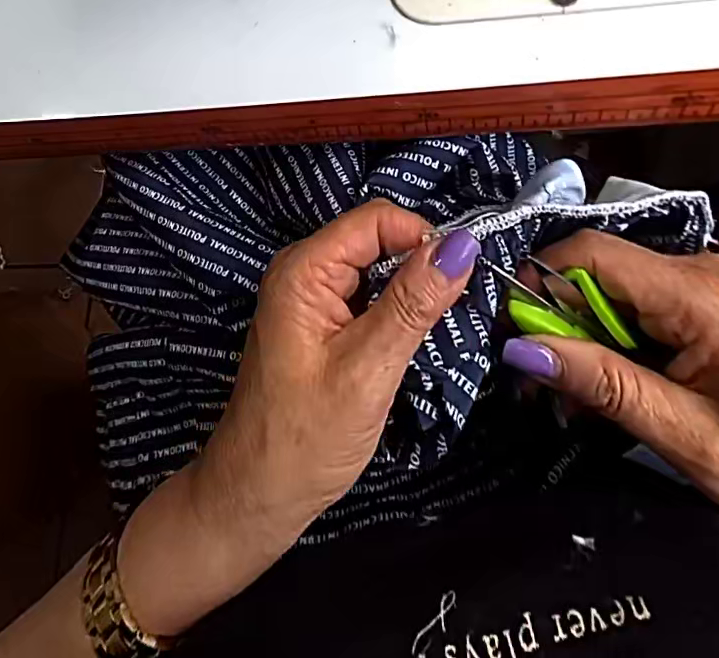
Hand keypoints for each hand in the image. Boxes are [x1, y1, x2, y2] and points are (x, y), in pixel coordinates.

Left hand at [200, 199, 480, 533]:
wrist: (256, 499)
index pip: (377, 219)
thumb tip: (461, 246)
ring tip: (427, 333)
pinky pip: (370, 291)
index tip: (454, 281)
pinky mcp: (322, 318)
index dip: (422, 239)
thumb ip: (414, 302)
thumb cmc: (305, 440)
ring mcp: (312, 294)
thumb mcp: (368, 368)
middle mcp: (304, 269)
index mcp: (304, 270)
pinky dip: (397, 307)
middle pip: (379, 238)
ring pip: (379, 265)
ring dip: (411, 290)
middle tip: (444, 314)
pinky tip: (406, 340)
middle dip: (419, 266)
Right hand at [499, 229, 718, 570]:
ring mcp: (710, 288)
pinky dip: (616, 345)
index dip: (540, 282)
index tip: (514, 334)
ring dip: (587, 341)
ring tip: (581, 401)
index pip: (593, 254)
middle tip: (542, 386)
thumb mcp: (691, 441)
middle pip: (600, 273)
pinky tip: (618, 390)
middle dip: (560, 323)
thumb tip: (525, 346)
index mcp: (705, 296)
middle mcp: (706, 274)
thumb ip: (603, 385)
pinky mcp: (711, 308)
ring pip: (615, 294)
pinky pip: (641, 310)